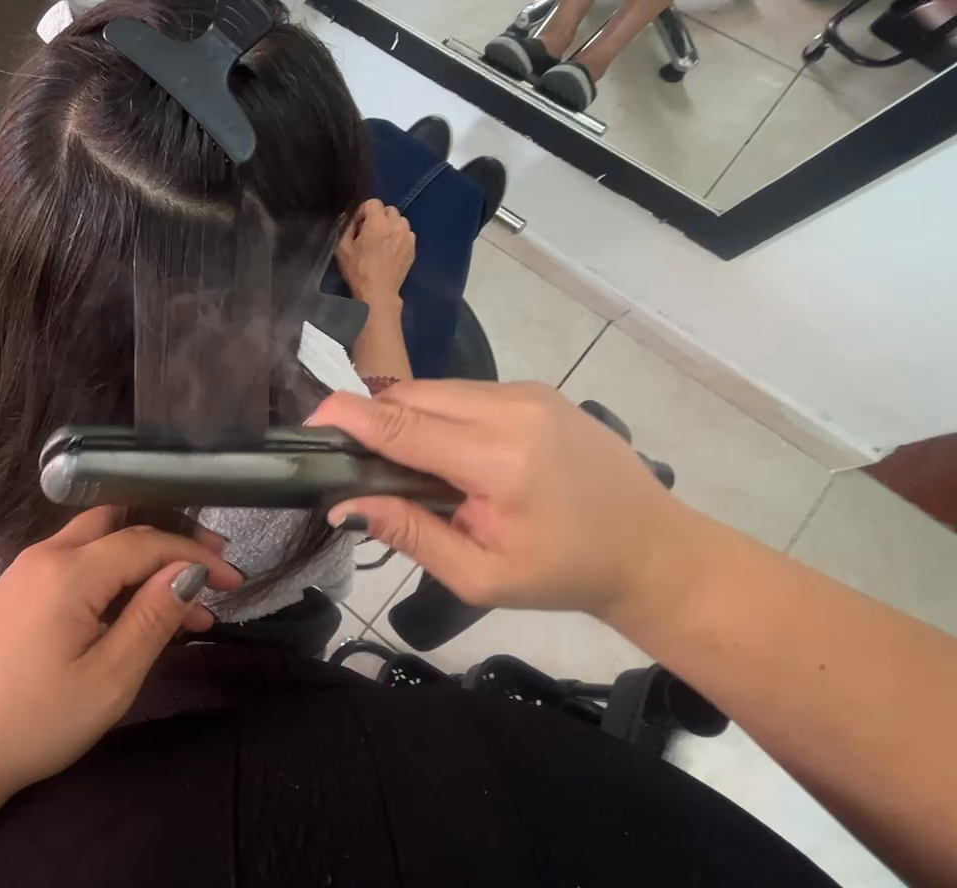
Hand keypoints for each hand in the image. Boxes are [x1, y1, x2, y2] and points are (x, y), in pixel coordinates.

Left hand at [0, 508, 241, 798]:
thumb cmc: (35, 720)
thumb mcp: (108, 679)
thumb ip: (151, 619)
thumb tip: (190, 573)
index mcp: (68, 571)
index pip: (144, 541)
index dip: (194, 554)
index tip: (237, 580)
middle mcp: (45, 555)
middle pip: (118, 522)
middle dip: (169, 538)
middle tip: (214, 567)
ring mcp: (28, 570)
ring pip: (97, 542)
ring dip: (143, 560)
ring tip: (189, 606)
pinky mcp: (20, 590)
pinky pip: (77, 564)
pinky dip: (114, 576)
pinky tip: (140, 612)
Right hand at [312, 381, 699, 618]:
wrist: (655, 552)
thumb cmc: (562, 573)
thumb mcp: (480, 575)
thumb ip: (409, 534)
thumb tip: (341, 504)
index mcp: (500, 460)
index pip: (400, 424)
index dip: (346, 417)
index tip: (308, 424)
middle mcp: (512, 410)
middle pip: (408, 397)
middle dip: (371, 422)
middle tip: (358, 464)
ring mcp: (526, 392)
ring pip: (430, 389)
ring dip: (402, 417)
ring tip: (406, 463)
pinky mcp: (533, 389)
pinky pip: (458, 390)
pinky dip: (434, 414)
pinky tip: (445, 450)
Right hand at [334, 199, 414, 304]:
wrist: (378, 291)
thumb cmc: (357, 269)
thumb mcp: (342, 248)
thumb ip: (346, 228)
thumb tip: (351, 219)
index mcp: (378, 222)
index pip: (373, 202)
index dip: (363, 211)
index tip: (358, 225)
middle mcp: (396, 225)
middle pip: (389, 210)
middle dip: (378, 217)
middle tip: (369, 232)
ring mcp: (408, 236)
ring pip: (400, 221)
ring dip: (390, 226)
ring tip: (382, 241)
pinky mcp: (413, 247)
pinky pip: (406, 234)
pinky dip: (399, 237)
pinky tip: (390, 250)